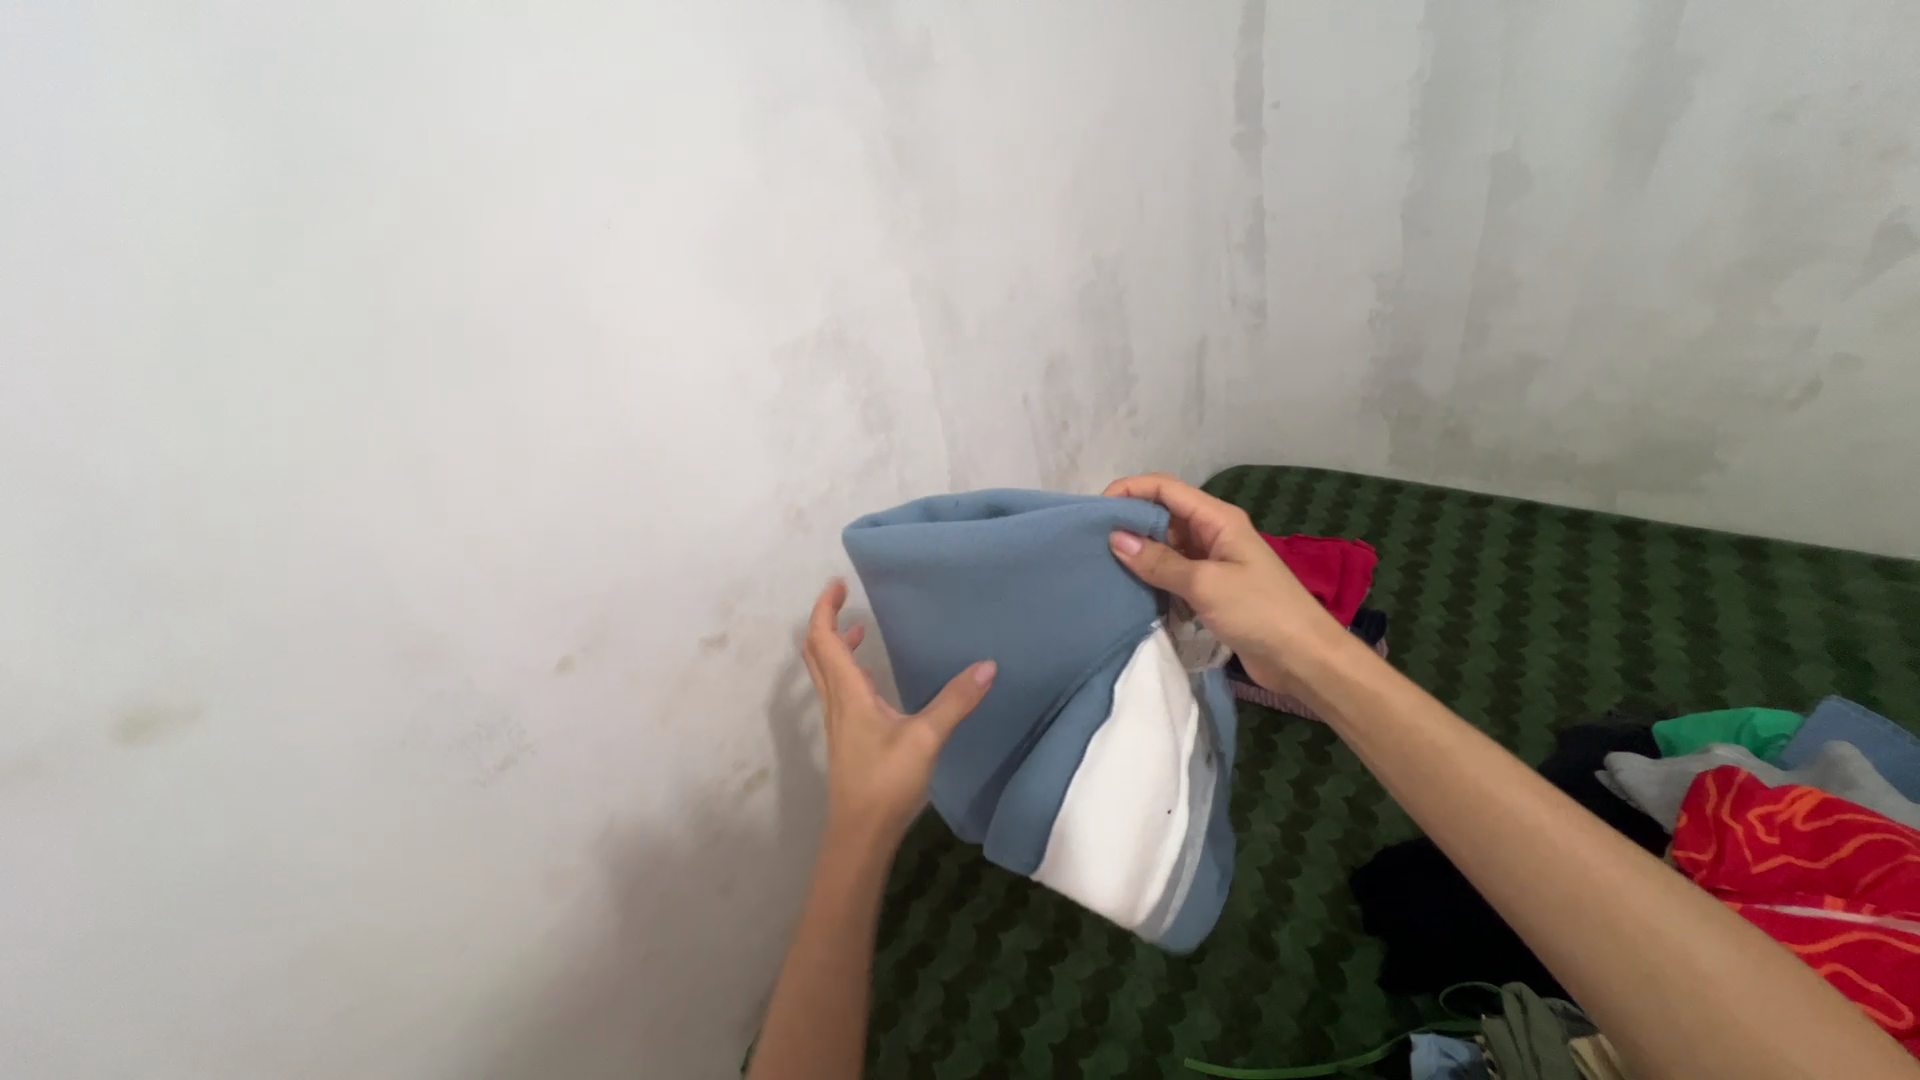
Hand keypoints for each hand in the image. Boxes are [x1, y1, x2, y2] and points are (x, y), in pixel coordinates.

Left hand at [801, 580, 996, 849]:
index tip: (838, 584)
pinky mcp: (846, 737)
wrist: (860, 833)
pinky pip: (838, 690)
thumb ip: (955, 701)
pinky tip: (873, 678)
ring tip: (862, 629)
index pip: (824, 640)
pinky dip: (848, 670)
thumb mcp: (926, 738)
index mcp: (848, 693)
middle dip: (826, 621)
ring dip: (836, 645)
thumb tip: (986, 666)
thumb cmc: (886, 782)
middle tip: (845, 599)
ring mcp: (838, 721)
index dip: (826, 608)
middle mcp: (836, 701)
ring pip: (824, 672)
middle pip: (816, 652)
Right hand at [1103, 473, 1346, 696]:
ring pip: (1165, 545)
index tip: (1096, 511)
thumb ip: (1159, 561)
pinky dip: (1151, 577)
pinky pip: (1172, 573)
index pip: (1164, 488)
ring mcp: (1211, 562)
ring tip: (1101, 565)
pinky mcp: (1209, 589)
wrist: (1303, 658)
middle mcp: (1212, 533)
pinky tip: (1127, 588)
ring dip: (1138, 552)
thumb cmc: (1259, 611)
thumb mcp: (1205, 583)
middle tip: (1091, 542)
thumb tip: (1115, 538)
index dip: (1129, 490)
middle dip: (1128, 522)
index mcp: (1217, 518)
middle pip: (1162, 514)